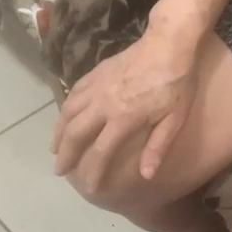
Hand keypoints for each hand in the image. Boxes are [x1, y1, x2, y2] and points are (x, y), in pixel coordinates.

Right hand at [50, 26, 198, 186]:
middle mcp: (103, 104)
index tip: (89, 188)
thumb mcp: (175, 118)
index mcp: (124, 118)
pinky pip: (73, 94)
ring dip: (58, 133)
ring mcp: (96, 87)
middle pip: (75, 134)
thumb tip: (146, 175)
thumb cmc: (177, 83)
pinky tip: (64, 117)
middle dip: (66, 155)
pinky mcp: (95, 73)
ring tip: (54, 148)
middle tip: (59, 170)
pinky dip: (64, 109)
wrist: (168, 43)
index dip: (93, 172)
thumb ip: (158, 146)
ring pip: (68, 113)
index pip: (101, 152)